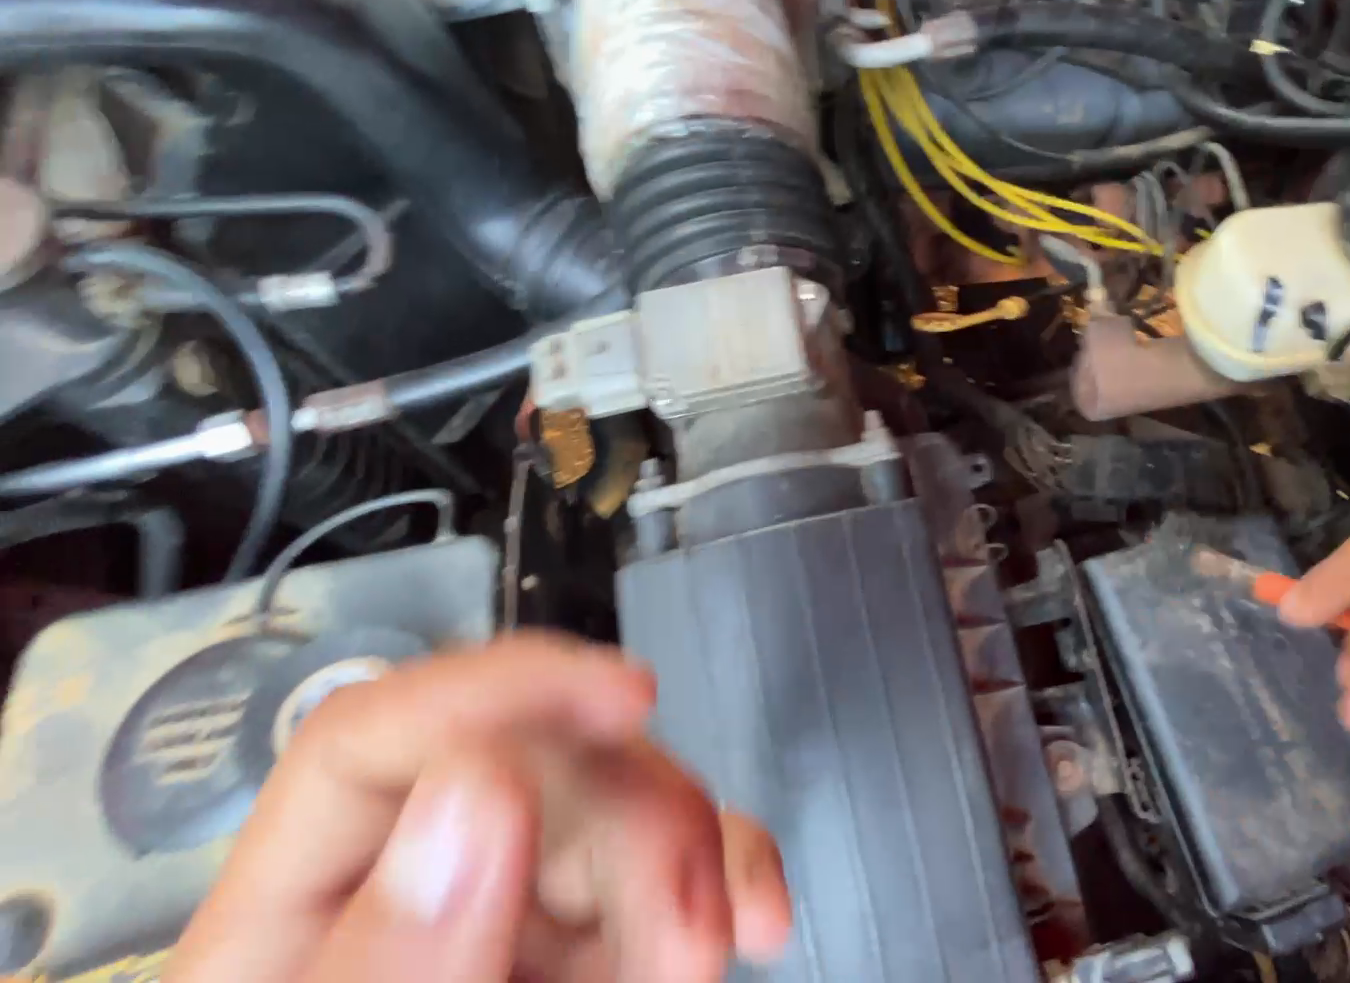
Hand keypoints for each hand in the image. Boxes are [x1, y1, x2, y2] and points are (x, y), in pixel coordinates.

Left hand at [165, 633, 791, 982]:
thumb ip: (392, 967)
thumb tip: (480, 791)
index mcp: (294, 924)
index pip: (378, 739)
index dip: (503, 690)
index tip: (629, 697)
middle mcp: (410, 886)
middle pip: (535, 768)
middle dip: (639, 819)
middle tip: (689, 932)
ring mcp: (510, 908)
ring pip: (621, 799)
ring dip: (692, 854)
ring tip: (722, 943)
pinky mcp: (593, 932)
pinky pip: (671, 859)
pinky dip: (728, 868)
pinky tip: (758, 910)